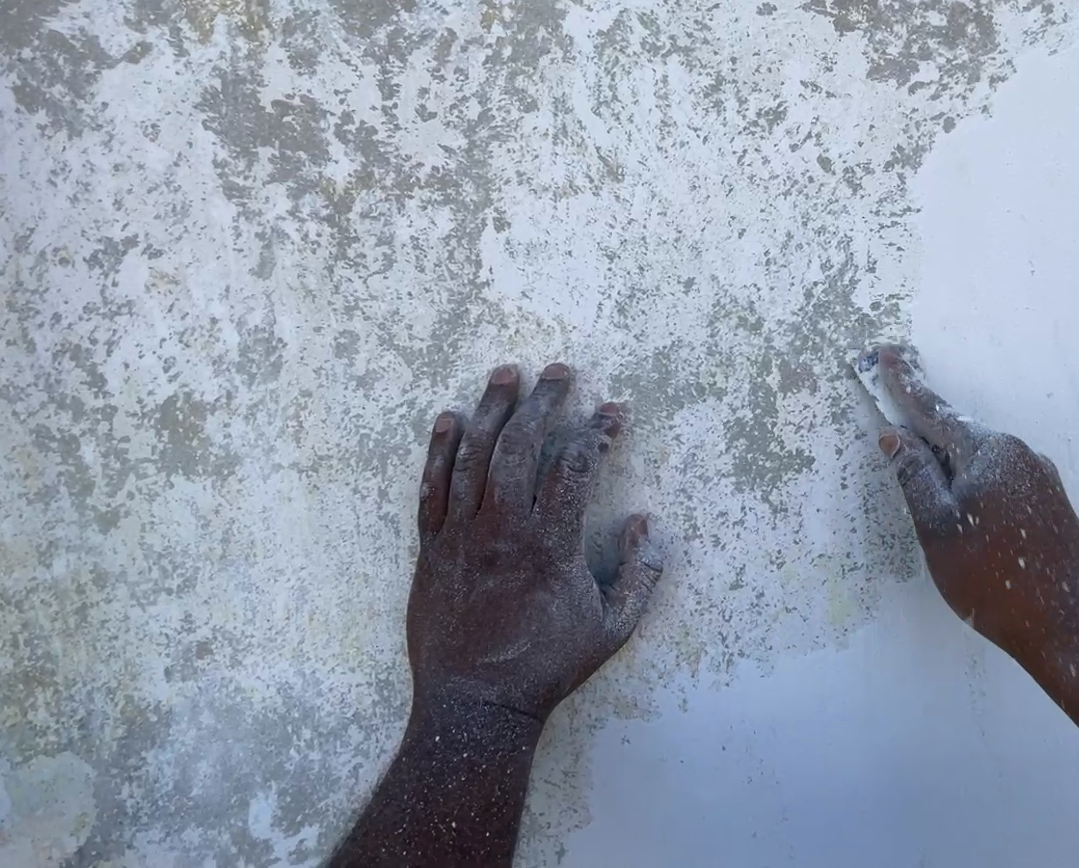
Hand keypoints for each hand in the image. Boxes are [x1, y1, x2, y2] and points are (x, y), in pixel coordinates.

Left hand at [407, 361, 661, 720]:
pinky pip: (430, 488)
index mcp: (551, 546)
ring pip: (474, 457)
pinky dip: (439, 450)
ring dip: (492, 409)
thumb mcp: (612, 629)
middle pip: (522, 447)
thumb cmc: (547, 667)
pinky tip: (449, 419)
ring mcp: (462, 536)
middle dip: (544, 402)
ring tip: (507, 373)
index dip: (598, 432)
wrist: (475, 707)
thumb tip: (648, 524)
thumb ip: (640, 575)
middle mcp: (504, 530)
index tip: (615, 412)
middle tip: (559, 372)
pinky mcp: (431, 548)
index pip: (576, 468)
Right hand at [868, 344, 1078, 678]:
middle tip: (895, 425)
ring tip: (926, 487)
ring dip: (948, 463)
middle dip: (925, 430)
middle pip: (959, 435)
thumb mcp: (938, 527)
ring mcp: (1042, 480)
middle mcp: (1022, 455)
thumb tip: (894, 436)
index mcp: (991, 453)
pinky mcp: (1052, 506)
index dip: (906, 386)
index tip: (889, 355)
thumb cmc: (994, 580)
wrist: (1074, 633)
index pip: (936, 412)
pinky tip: (964, 509)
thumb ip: (914, 476)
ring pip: (980, 460)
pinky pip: (999, 478)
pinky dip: (971, 481)